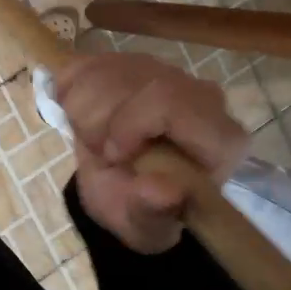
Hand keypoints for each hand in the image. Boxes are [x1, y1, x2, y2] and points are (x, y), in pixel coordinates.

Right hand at [55, 53, 249, 253]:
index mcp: (219, 138)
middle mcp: (199, 96)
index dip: (131, 124)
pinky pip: (86, 63)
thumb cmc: (140, 209)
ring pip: (106, 70)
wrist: (120, 190)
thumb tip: (166, 190)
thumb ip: (154, 211)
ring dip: (84, 111)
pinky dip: (72, 93)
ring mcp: (164, 73)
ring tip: (96, 140)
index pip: (171, 102)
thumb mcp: (144, 227)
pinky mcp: (131, 63)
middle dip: (100, 118)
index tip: (111, 155)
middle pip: (134, 81)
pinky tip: (85, 118)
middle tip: (98, 151)